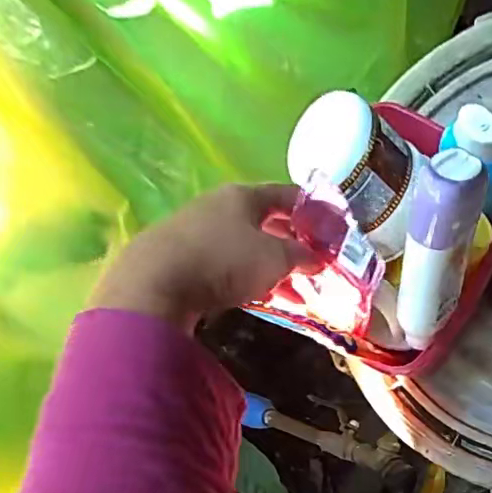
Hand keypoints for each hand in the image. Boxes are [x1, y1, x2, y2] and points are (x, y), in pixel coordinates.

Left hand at [87, 183, 317, 326]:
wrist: (158, 282)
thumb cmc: (226, 260)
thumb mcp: (276, 258)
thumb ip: (303, 256)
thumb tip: (318, 258)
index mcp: (244, 196)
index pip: (287, 195)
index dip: (313, 210)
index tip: (333, 228)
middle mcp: (222, 207)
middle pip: (268, 223)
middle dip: (295, 245)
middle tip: (317, 264)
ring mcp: (203, 233)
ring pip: (252, 247)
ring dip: (277, 268)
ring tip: (299, 291)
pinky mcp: (191, 259)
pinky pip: (234, 266)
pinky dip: (256, 279)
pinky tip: (268, 297)